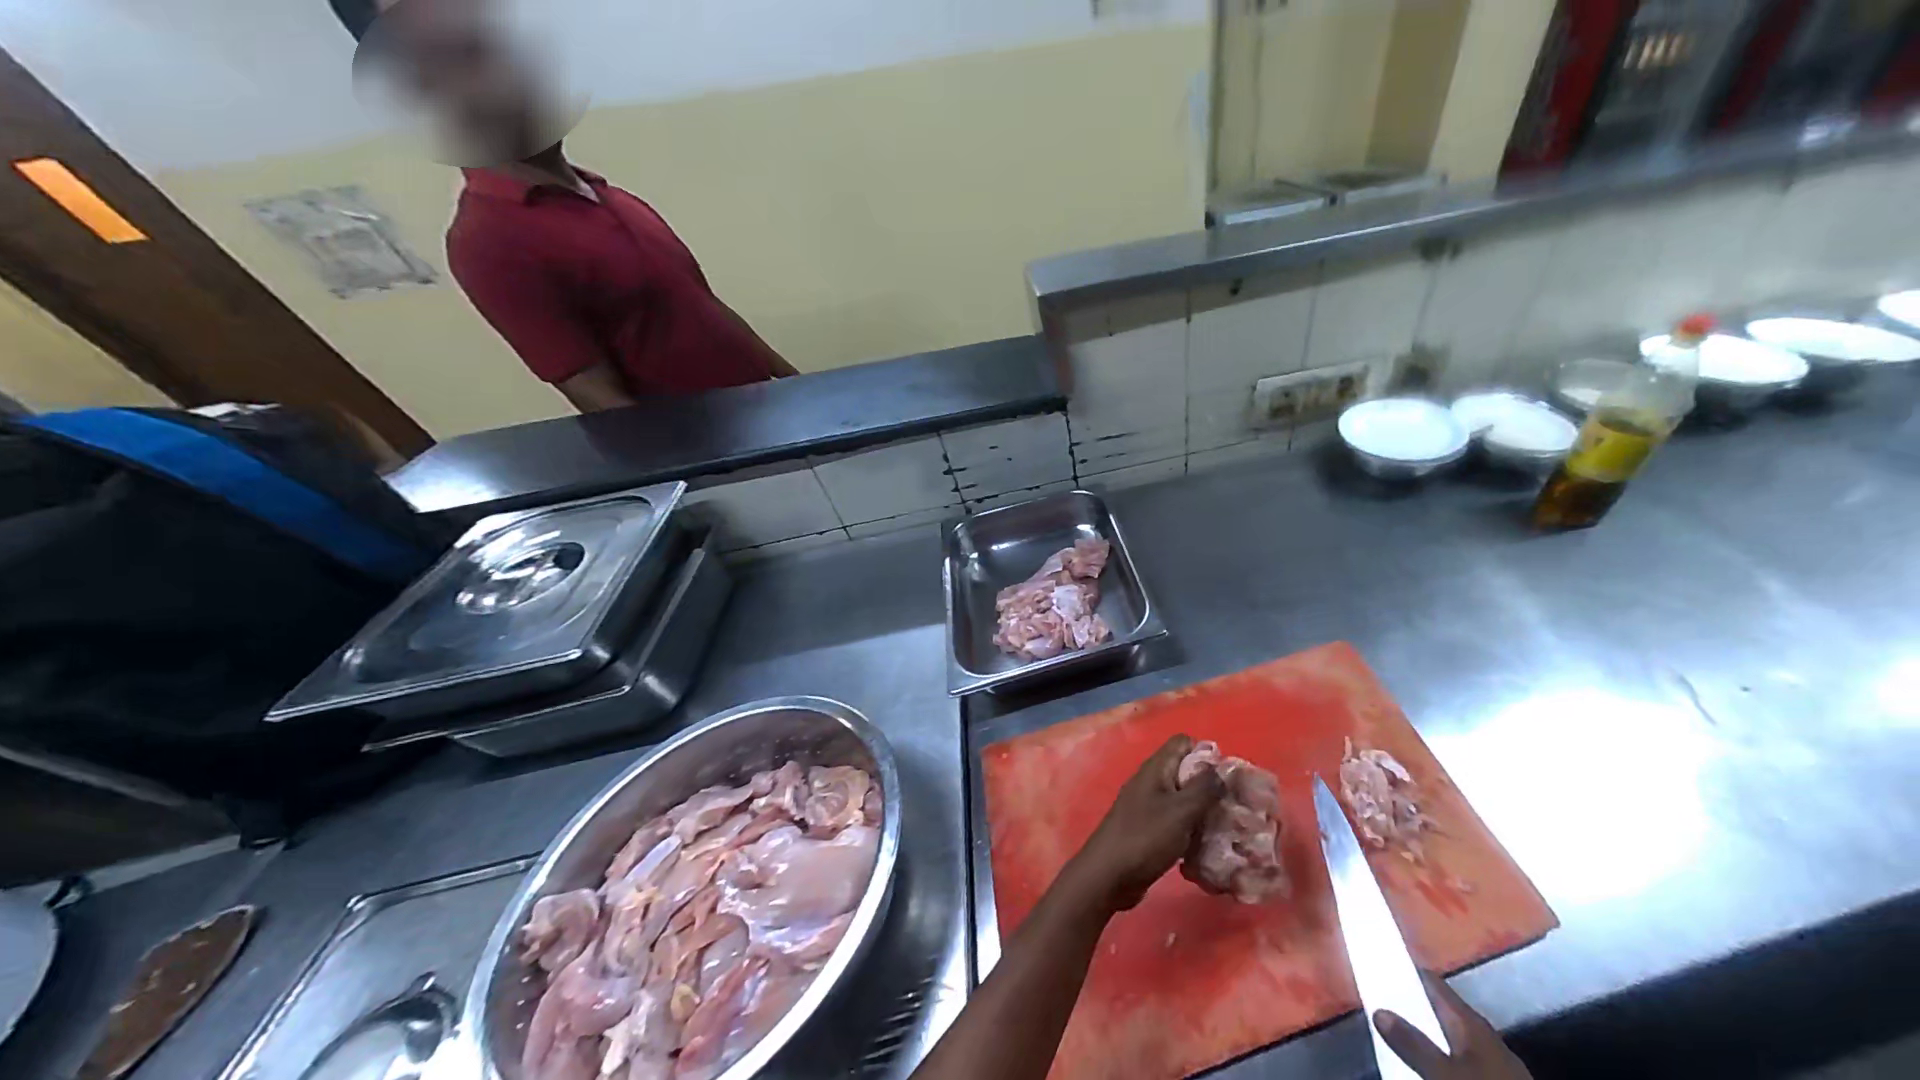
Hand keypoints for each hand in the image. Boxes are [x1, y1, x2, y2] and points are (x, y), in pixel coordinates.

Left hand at [1062, 735, 1224, 912]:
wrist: (1109, 875)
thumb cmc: (1145, 837)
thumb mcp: (1181, 811)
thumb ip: (1204, 787)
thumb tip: (1221, 768)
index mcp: (1155, 769)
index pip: (1183, 742)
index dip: (1207, 754)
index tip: (1226, 779)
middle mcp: (1150, 782)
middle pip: (1185, 771)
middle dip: (1210, 786)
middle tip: (1232, 808)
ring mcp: (1148, 806)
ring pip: (1183, 799)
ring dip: (1203, 811)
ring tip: (1224, 829)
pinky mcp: (1149, 829)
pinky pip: (1176, 821)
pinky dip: (1190, 829)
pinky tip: (1204, 847)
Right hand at [1374, 971, 1531, 1079]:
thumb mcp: (1444, 1073)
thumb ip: (1413, 1044)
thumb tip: (1379, 1011)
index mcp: (1471, 1021)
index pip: (1433, 982)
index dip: (1405, 969)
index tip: (1380, 961)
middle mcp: (1482, 1033)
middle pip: (1440, 1008)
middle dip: (1411, 1002)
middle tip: (1379, 996)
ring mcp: (1493, 1058)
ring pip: (1450, 1032)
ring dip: (1425, 1029)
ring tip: (1396, 1028)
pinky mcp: (1496, 1077)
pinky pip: (1459, 1054)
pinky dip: (1440, 1049)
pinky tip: (1427, 1059)